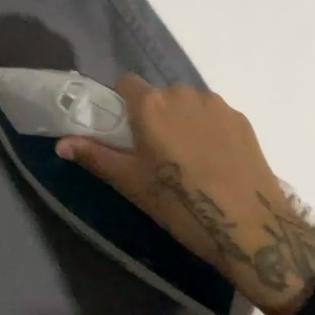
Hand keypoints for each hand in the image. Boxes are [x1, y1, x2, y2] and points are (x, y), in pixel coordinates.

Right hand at [56, 76, 314, 314]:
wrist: (253, 230)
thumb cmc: (183, 207)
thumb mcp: (134, 185)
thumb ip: (96, 157)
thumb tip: (61, 144)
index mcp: (151, 105)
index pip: (126, 83)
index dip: (123, 104)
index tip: (127, 133)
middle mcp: (182, 93)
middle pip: (159, 95)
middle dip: (155, 117)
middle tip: (158, 157)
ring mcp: (215, 103)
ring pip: (187, 105)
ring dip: (183, 123)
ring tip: (191, 163)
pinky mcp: (241, 118)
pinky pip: (213, 116)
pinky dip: (209, 131)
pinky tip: (215, 164)